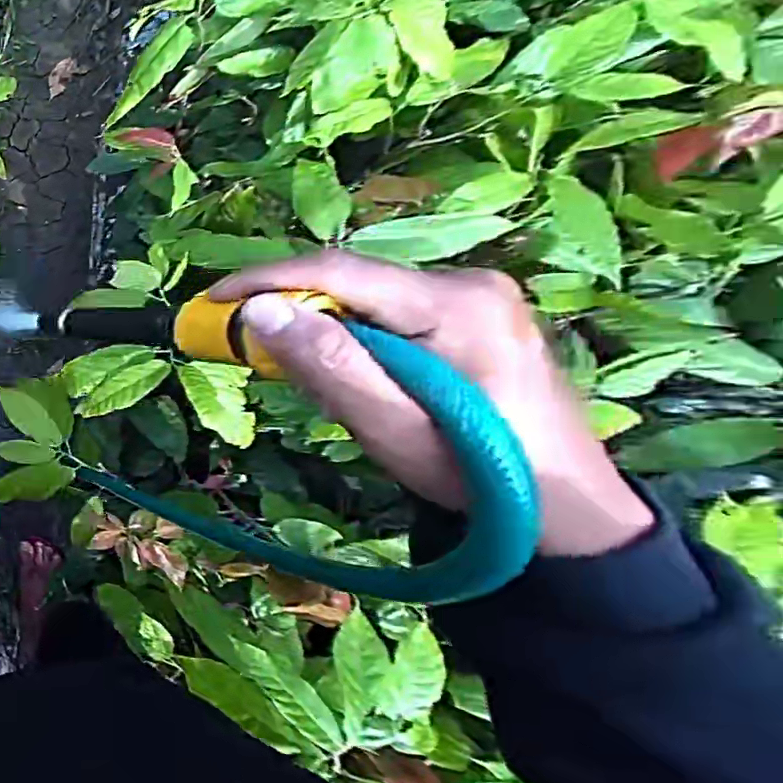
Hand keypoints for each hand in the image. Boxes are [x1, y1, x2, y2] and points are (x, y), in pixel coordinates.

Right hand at [210, 250, 653, 556]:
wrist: (569, 513)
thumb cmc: (477, 473)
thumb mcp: (389, 424)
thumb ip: (327, 362)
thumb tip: (258, 308)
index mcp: (455, 303)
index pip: (337, 270)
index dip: (265, 279)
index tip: (212, 299)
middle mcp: (467, 283)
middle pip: (349, 280)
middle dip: (288, 306)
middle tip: (245, 344)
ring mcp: (474, 296)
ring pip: (362, 295)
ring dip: (317, 323)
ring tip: (299, 369)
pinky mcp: (472, 314)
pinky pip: (383, 309)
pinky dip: (346, 333)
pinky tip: (348, 370)